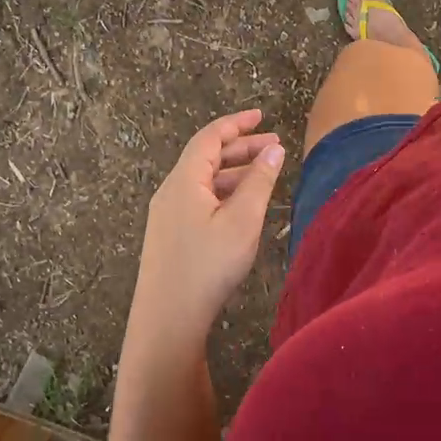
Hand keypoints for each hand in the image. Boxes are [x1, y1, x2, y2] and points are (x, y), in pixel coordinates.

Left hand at [133, 109, 285, 332]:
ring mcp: (167, 215)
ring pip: (205, 180)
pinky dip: (224, 192)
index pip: (211, 137)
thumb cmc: (207, 266)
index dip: (237, 123)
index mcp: (185, 179)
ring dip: (235, 172)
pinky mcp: (169, 236)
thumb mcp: (243, 221)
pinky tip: (243, 206)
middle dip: (242, 148)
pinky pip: (199, 199)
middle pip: (207, 156)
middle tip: (275, 147)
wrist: (165, 323)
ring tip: (265, 175)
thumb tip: (274, 149)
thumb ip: (260, 181)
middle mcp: (172, 191)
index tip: (262, 116)